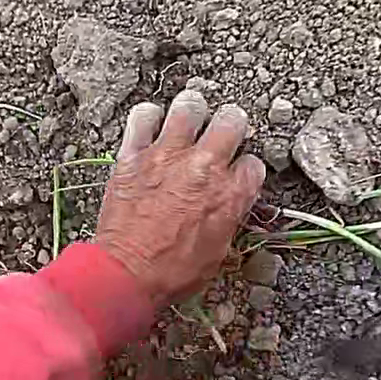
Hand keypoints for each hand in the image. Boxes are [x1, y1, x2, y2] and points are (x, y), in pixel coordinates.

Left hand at [95, 90, 265, 305]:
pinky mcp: (134, 155)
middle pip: (232, 120)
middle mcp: (203, 167)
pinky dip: (149, 117)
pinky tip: (153, 126)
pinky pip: (143, 117)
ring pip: (190, 106)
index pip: (254, 163)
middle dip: (232, 125)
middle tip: (223, 133)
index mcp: (230, 194)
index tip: (238, 174)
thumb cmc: (171, 271)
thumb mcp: (219, 251)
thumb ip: (229, 217)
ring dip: (193, 111)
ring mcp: (167, 156)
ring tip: (189, 121)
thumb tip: (230, 205)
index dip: (247, 168)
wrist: (126, 274)